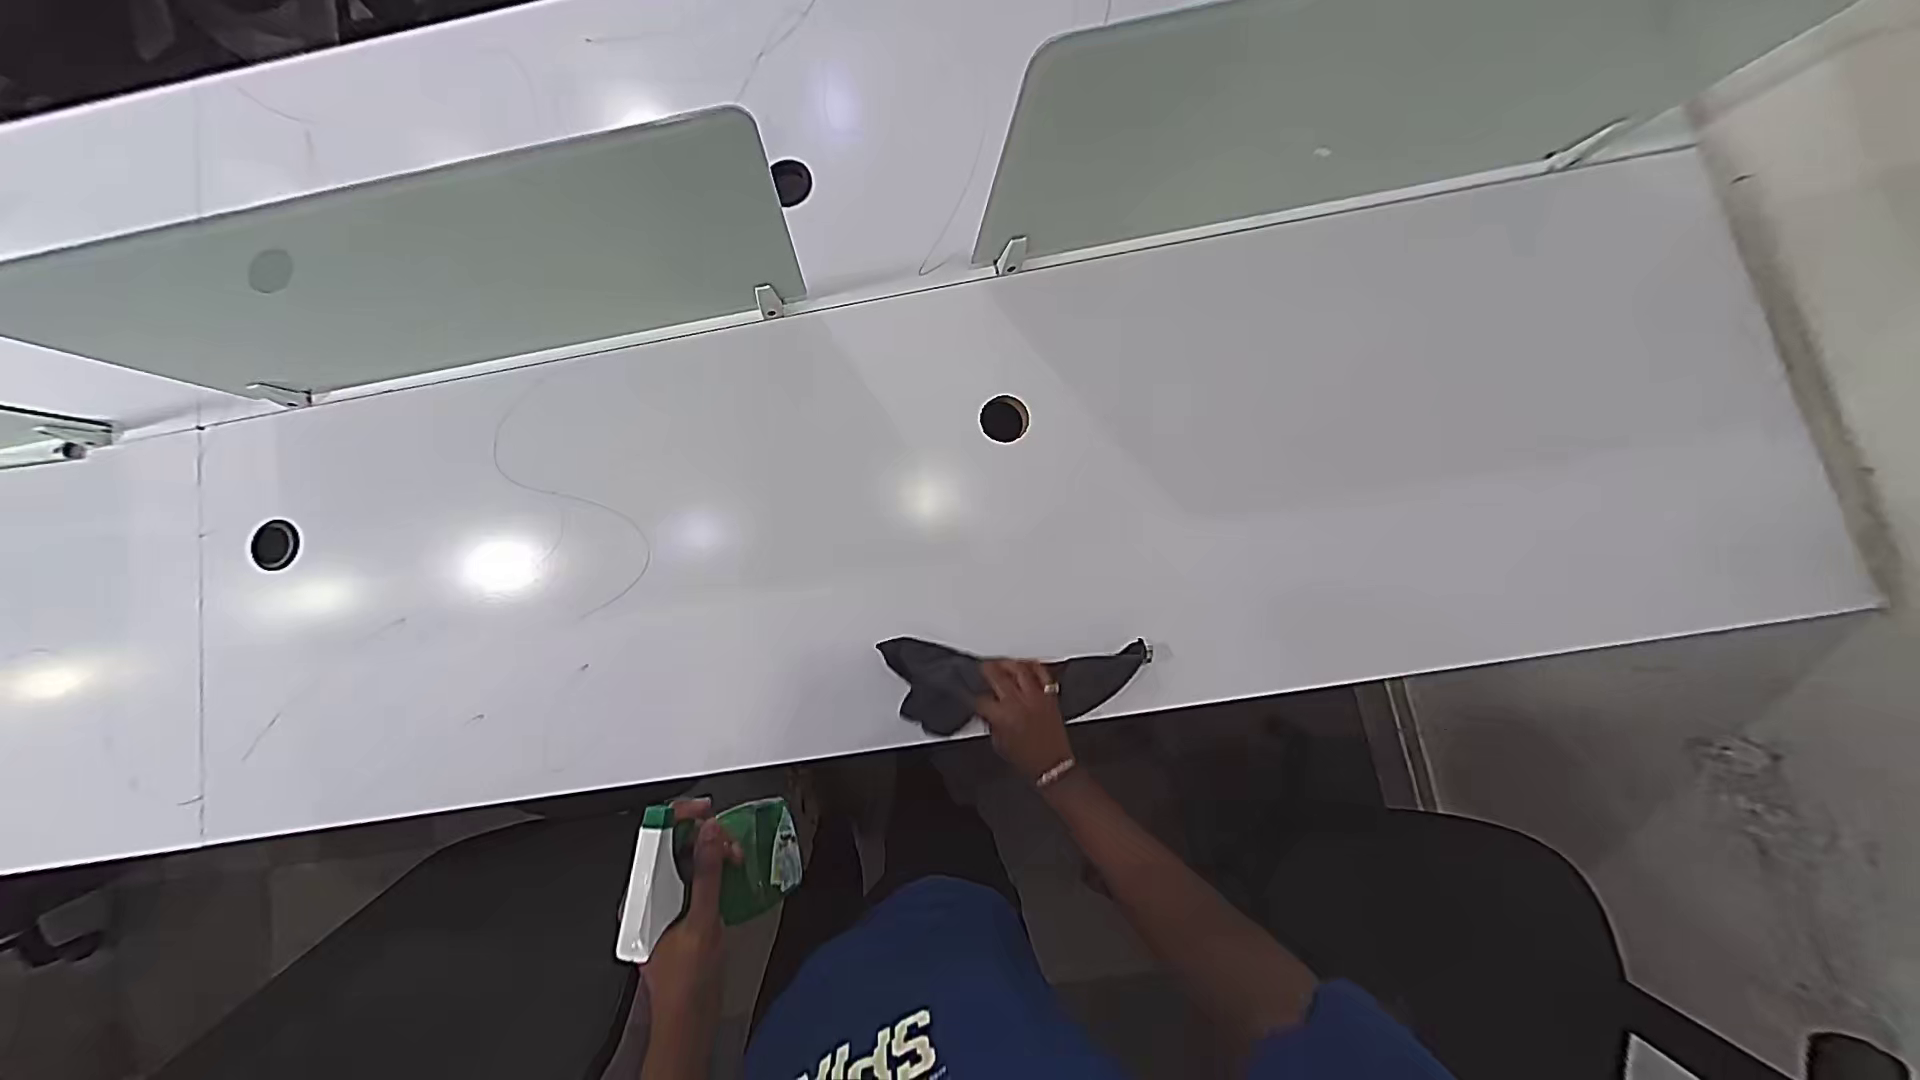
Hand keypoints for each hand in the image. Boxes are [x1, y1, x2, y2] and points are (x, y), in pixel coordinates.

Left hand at [641, 799, 739, 1029]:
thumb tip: (709, 833)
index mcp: (641, 900)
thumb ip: (706, 874)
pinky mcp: (679, 909)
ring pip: (686, 859)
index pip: (652, 844)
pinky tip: (730, 868)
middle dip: (705, 836)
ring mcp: (663, 904)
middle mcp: (648, 898)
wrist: (690, 1021)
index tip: (704, 809)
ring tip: (734, 858)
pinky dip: (714, 865)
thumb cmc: (688, 982)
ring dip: (713, 851)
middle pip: (671, 847)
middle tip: (729, 842)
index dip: (677, 819)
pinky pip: (695, 874)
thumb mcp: (702, 922)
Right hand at [976, 659, 1073, 783]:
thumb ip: (991, 723)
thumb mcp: (999, 743)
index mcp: (1002, 716)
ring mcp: (1035, 697)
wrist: (1052, 765)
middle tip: (982, 667)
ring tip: (1001, 662)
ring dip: (1007, 663)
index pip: (981, 699)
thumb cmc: (1027, 759)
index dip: (973, 696)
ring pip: (1019, 669)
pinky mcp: (1050, 696)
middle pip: (998, 676)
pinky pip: (1042, 674)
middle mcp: (1018, 703)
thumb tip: (985, 711)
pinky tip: (1026, 664)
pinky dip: (1034, 666)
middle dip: (986, 669)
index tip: (971, 693)